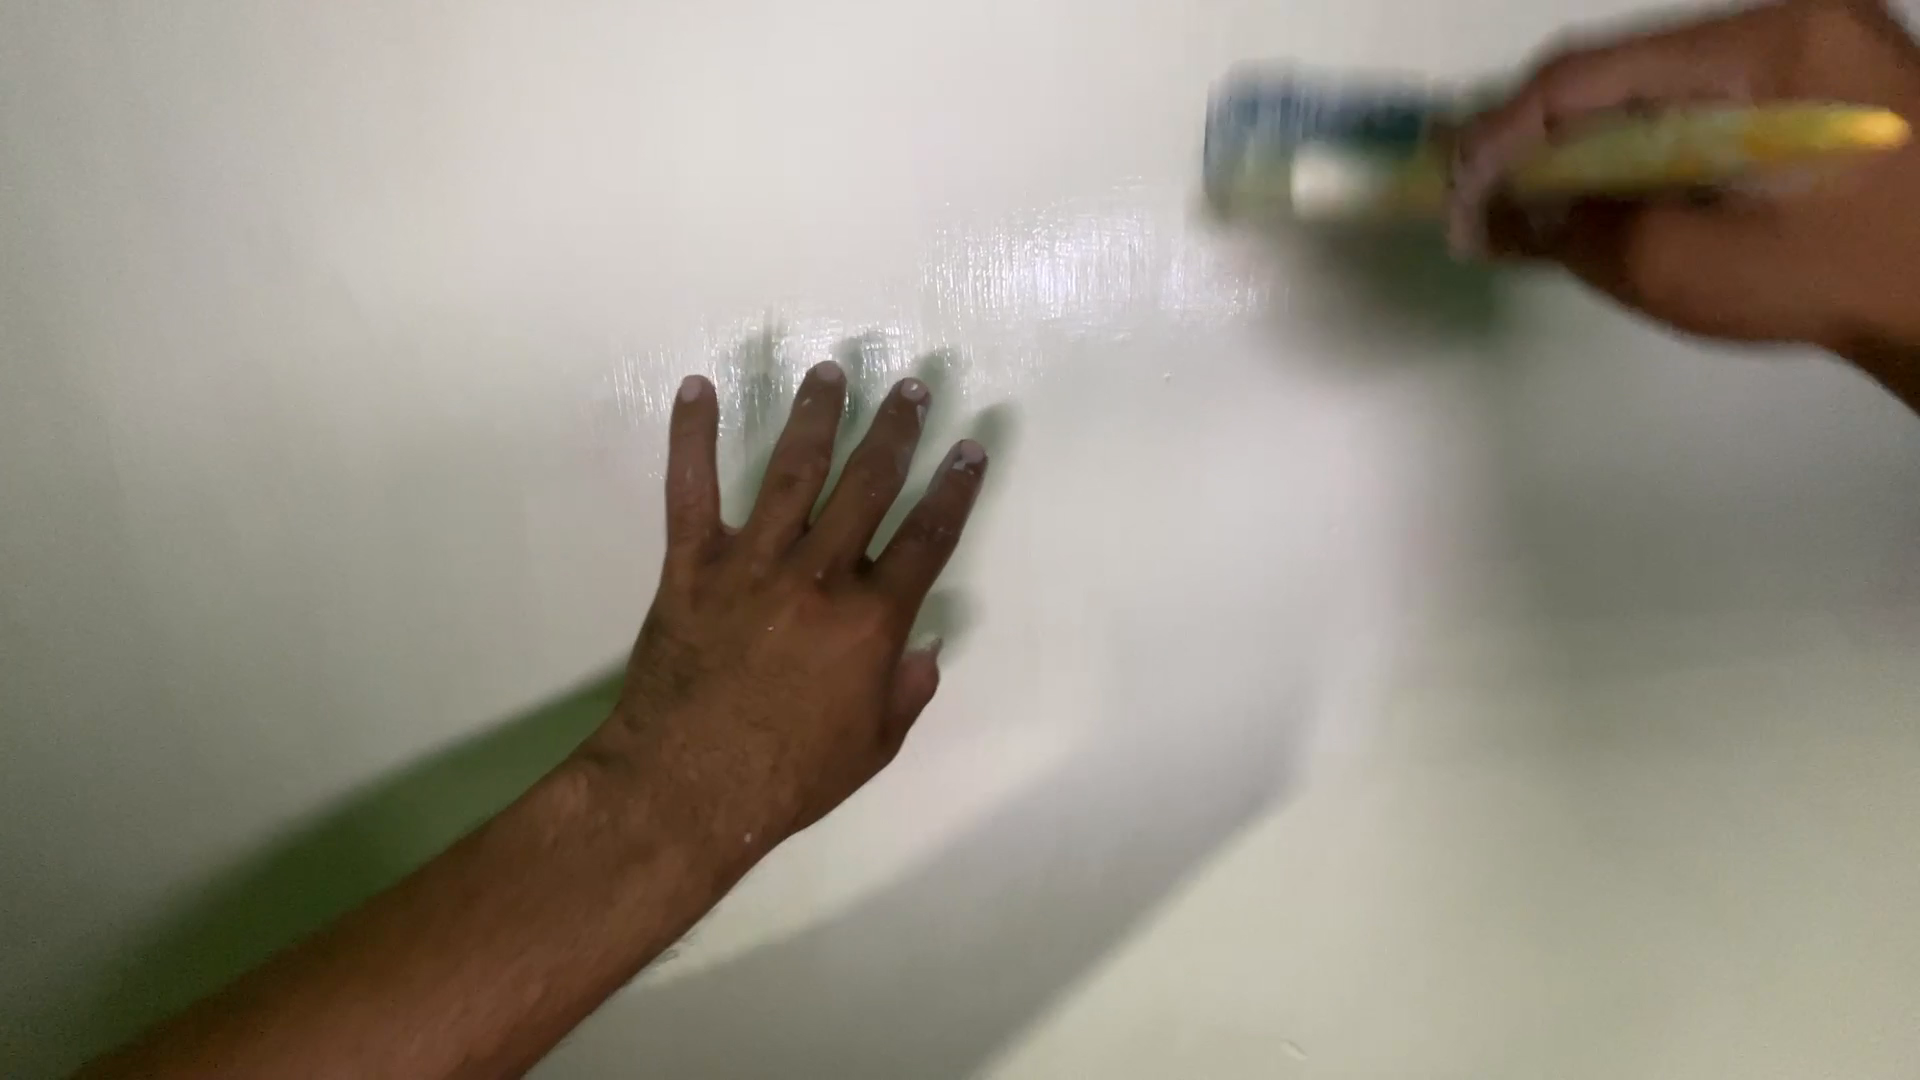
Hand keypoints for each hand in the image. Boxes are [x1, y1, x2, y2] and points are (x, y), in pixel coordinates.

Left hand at [583, 362, 986, 868]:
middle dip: (896, 431)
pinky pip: (691, 491)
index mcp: (871, 620)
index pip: (928, 537)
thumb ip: (909, 689)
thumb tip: (927, 645)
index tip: (969, 449)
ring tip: (831, 371)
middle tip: (912, 387)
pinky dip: (692, 438)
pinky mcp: (691, 565)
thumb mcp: (875, 746)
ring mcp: (752, 563)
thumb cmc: (790, 775)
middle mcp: (820, 575)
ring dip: (816, 416)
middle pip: (868, 485)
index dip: (954, 490)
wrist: (685, 790)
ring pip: (792, 472)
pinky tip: (696, 388)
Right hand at [1451, 0, 1919, 356]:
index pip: (1583, 74)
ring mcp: (1782, 56)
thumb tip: (1497, 216)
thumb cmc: (1819, 275)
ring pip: (1623, 95)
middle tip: (1461, 205)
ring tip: (1495, 209)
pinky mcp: (1779, 92)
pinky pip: (1661, 112)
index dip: (1496, 137)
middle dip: (1515, 144)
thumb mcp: (1670, 262)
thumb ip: (1570, 229)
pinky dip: (1598, 158)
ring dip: (1551, 153)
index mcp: (1761, 48)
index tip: (1451, 198)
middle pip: (1600, 76)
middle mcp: (1772, 28)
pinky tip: (1557, 198)